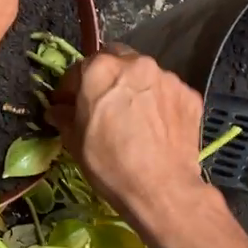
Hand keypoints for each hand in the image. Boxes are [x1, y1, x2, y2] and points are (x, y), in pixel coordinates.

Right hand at [47, 44, 212, 223]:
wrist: (161, 188)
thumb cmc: (108, 162)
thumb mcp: (73, 140)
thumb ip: (64, 116)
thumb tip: (58, 110)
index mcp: (100, 70)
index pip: (78, 68)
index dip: (70, 88)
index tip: (67, 105)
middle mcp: (136, 64)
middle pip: (115, 60)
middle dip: (105, 76)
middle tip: (100, 103)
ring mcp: (167, 78)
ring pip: (143, 74)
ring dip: (133, 87)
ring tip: (130, 116)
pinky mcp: (190, 95)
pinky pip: (166, 92)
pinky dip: (157, 102)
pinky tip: (153, 125)